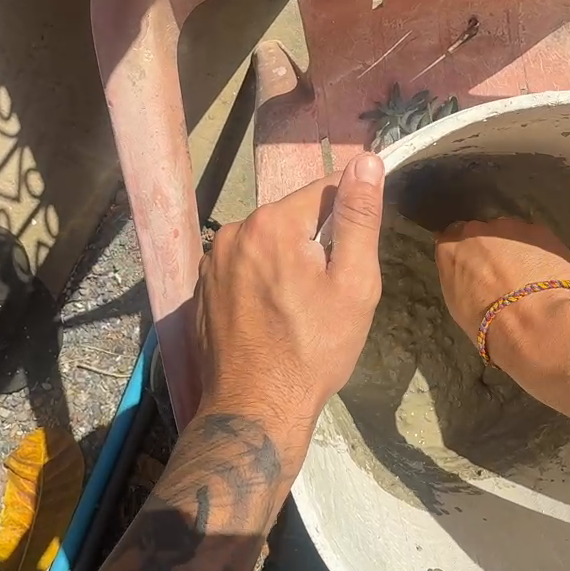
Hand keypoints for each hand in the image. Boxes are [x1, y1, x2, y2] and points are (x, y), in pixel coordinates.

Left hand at [194, 153, 384, 437]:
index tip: (350, 260)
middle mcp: (234, 231)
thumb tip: (367, 161)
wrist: (255, 408)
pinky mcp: (202, 285)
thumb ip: (359, 218)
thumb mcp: (353, 284)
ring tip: (300, 308)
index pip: (323, 191)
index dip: (347, 221)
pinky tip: (272, 316)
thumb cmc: (313, 350)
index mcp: (271, 223)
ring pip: (268, 241)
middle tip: (328, 293)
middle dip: (315, 243)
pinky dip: (263, 278)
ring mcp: (212, 260)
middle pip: (292, 216)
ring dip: (288, 260)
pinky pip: (245, 264)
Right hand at [434, 218, 569, 363]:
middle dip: (488, 247)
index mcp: (450, 247)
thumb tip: (466, 271)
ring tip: (526, 275)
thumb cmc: (487, 321)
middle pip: (480, 232)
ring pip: (509, 232)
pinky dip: (538, 251)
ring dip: (514, 248)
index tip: (471, 265)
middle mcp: (476, 230)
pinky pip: (535, 237)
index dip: (463, 252)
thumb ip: (457, 275)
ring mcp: (508, 227)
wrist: (533, 321)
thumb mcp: (456, 301)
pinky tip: (544, 273)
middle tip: (500, 272)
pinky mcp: (538, 230)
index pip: (450, 238)